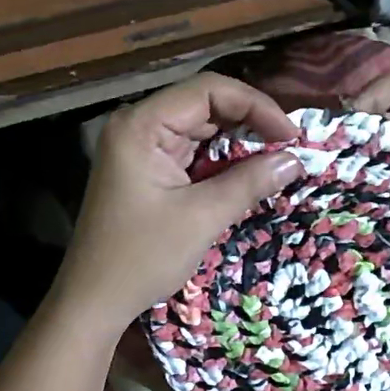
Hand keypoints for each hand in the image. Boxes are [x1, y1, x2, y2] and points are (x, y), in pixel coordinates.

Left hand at [54, 75, 303, 327]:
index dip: (256, 105)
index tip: (291, 135)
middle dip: (250, 124)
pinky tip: (249, 175)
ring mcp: (141, 149)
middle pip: (205, 105)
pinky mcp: (147, 171)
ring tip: (276, 161)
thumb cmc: (141, 257)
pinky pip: (192, 153)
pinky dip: (221, 162)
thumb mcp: (201, 218)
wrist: (94, 300)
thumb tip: (295, 159)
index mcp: (141, 125)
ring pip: (201, 130)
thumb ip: (250, 182)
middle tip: (289, 149)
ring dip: (239, 144)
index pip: (209, 90)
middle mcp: (138, 127)